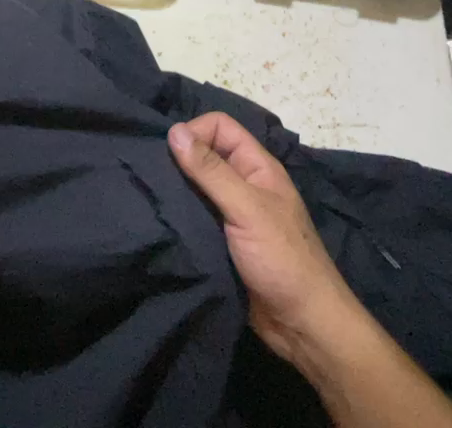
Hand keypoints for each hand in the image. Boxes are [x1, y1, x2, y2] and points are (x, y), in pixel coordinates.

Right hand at [168, 112, 355, 367]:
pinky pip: (194, 216)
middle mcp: (244, 183)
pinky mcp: (220, 240)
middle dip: (178, 160)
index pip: (220, 126)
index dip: (195, 132)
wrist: (303, 325)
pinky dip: (178, 215)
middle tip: (148, 174)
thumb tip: (174, 130)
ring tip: (147, 196)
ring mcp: (232, 213)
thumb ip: (211, 170)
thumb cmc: (282, 259)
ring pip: (196, 186)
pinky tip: (158, 220)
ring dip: (175, 190)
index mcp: (257, 167)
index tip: (169, 155)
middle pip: (205, 154)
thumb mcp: (247, 208)